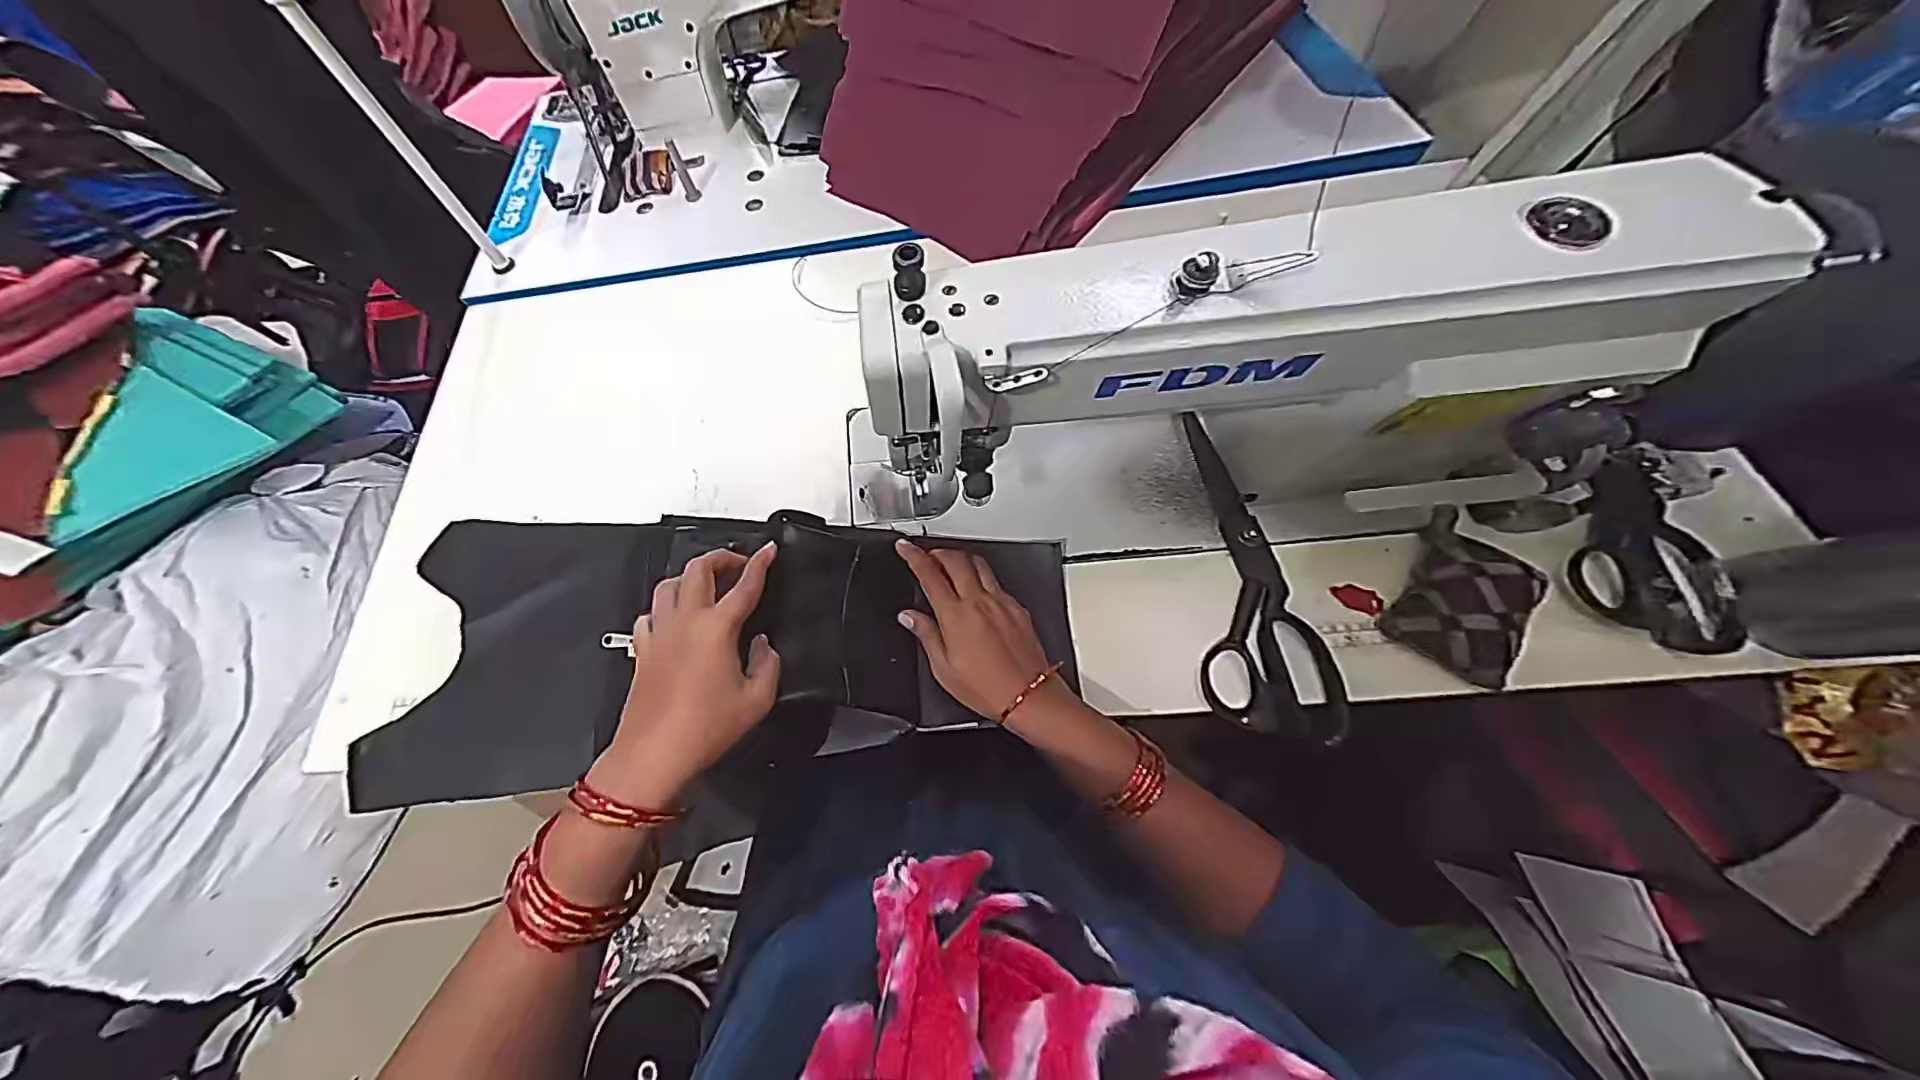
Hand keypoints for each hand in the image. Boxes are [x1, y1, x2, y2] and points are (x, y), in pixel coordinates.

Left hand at [599, 543, 781, 798]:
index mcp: (717, 629)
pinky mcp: (643, 651)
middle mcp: (685, 624)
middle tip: (738, 562)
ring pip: (669, 584)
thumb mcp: (757, 699)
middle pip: (699, 568)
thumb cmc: (700, 730)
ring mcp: (660, 634)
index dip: (760, 562)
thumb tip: (764, 649)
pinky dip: (664, 607)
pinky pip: (649, 614)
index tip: (768, 551)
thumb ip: (768, 665)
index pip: (745, 584)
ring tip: (706, 582)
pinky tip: (672, 616)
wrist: (654, 754)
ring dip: (690, 575)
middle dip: (722, 557)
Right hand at [895, 539, 1062, 721]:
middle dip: (938, 552)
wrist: (1027, 695)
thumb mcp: (944, 668)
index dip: (914, 556)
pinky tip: (979, 589)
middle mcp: (979, 603)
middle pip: (956, 560)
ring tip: (952, 564)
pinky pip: (997, 582)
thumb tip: (910, 617)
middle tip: (927, 555)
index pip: (929, 575)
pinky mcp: (1017, 607)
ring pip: (979, 564)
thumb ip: (927, 635)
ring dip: (962, 558)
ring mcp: (1001, 602)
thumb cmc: (987, 687)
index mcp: (956, 616)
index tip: (906, 547)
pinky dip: (983, 577)